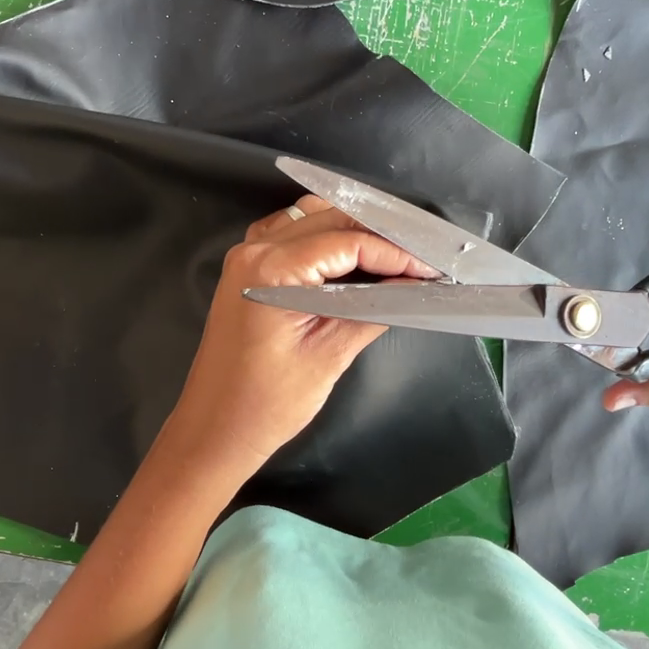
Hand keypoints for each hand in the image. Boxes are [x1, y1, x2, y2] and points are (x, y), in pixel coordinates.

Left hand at [163, 195, 438, 472]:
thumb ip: (372, 309)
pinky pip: (291, 234)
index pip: (348, 241)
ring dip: (354, 231)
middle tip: (424, 259)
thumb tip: (414, 284)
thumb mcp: (329, 356)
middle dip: (380, 236)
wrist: (214, 429)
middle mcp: (254, 250)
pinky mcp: (246, 270)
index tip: (434, 267)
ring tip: (396, 256)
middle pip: (330, 220)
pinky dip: (325, 238)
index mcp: (270, 268)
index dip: (396, 252)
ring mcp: (245, 256)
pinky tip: (353, 257)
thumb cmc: (267, 404)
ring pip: (311, 219)